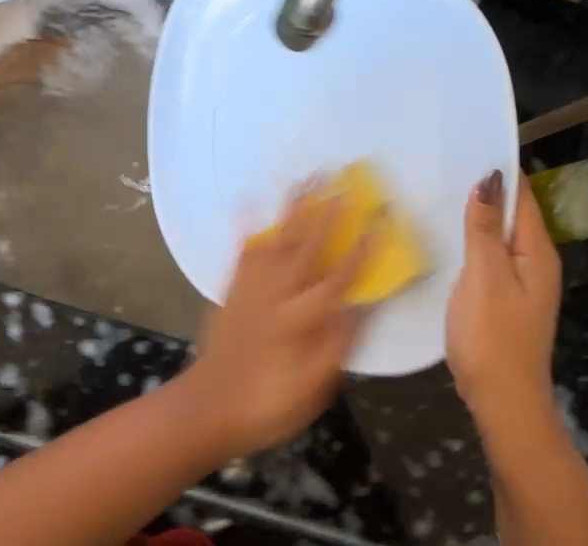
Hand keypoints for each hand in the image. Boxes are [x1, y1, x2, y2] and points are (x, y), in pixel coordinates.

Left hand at [178, 190, 371, 458]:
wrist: (209, 408)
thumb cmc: (268, 404)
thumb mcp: (314, 386)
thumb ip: (338, 342)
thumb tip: (362, 304)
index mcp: (303, 318)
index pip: (339, 276)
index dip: (360, 249)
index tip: (377, 220)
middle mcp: (278, 293)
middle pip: (307, 246)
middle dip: (327, 213)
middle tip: (342, 181)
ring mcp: (251, 287)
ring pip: (277, 239)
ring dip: (292, 208)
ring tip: (306, 180)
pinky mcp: (231, 288)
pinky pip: (242, 250)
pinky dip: (247, 225)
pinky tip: (248, 202)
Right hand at [445, 171, 561, 419]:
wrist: (502, 400)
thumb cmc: (493, 336)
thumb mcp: (485, 276)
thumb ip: (484, 228)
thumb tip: (490, 177)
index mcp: (537, 252)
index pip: (521, 196)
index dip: (499, 169)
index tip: (466, 142)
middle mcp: (535, 261)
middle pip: (511, 212)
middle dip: (484, 187)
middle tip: (442, 161)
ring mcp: (520, 281)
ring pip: (498, 234)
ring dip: (475, 214)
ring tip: (439, 189)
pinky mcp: (503, 296)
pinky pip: (490, 254)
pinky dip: (472, 239)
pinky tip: (447, 235)